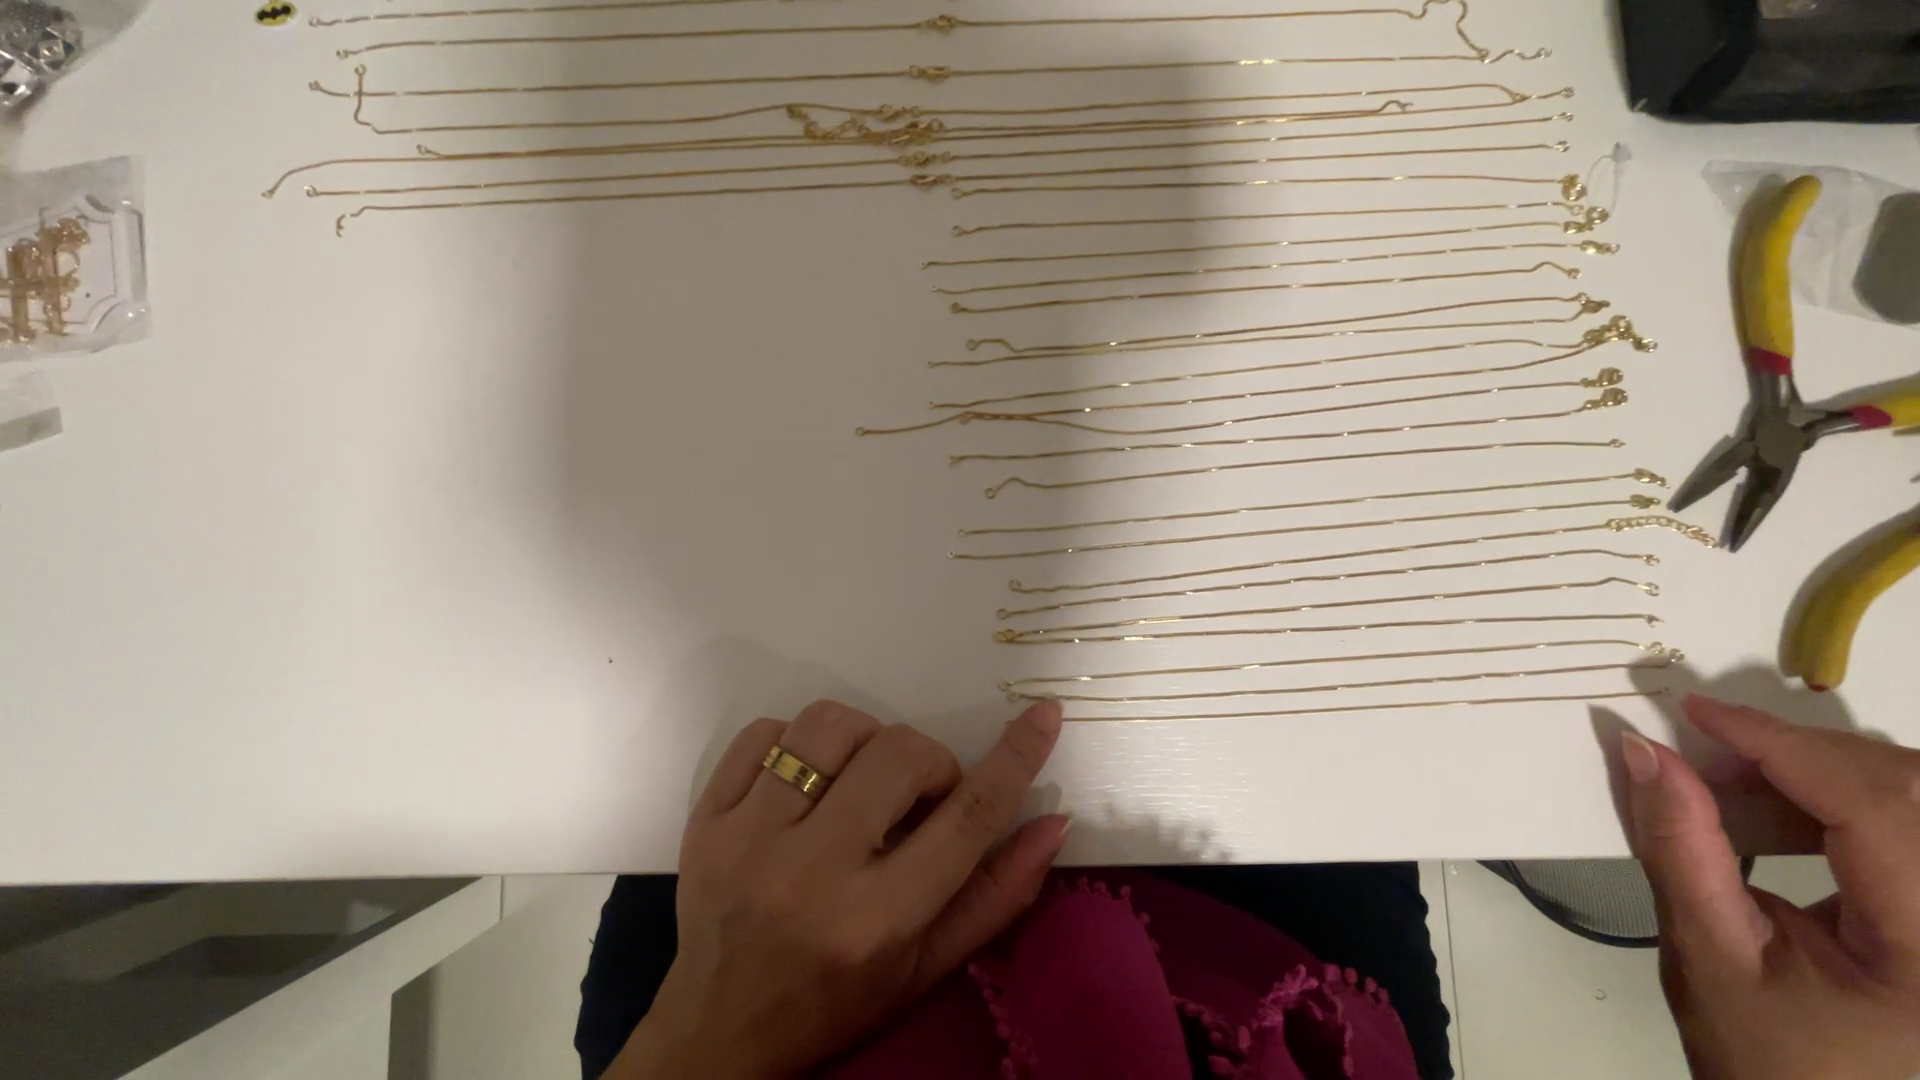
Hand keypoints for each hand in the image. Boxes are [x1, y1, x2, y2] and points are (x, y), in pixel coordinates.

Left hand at [608, 699, 1069, 1078]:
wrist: (719, 1033)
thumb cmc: (839, 1002)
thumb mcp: (928, 968)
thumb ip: (997, 896)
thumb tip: (1054, 823)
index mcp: (876, 921)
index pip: (966, 819)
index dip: (1015, 757)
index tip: (1044, 714)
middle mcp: (811, 874)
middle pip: (899, 755)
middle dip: (928, 762)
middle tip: (919, 798)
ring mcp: (747, 840)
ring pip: (828, 726)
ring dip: (864, 739)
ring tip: (860, 780)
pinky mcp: (704, 820)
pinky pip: (762, 732)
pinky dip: (797, 742)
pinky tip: (805, 780)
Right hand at [1623, 694, 1919, 1079]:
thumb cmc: (1767, 1054)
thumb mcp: (1708, 951)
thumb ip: (1680, 844)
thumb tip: (1644, 751)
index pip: (1876, 807)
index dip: (1781, 744)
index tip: (1696, 710)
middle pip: (1912, 789)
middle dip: (1801, 753)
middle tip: (1709, 759)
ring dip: (1825, 772)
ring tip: (1739, 788)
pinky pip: (1917, 824)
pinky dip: (1847, 800)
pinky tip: (1789, 813)